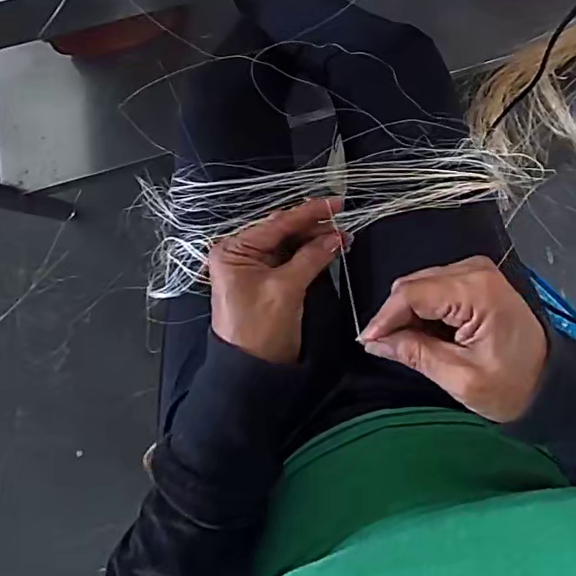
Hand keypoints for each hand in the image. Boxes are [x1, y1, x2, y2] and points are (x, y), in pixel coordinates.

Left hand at [209, 197, 345, 364]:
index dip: (307, 212)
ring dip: (312, 239)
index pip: (275, 224)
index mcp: (233, 249)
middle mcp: (238, 252)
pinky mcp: (262, 279)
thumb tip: (335, 236)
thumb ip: (310, 259)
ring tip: (340, 233)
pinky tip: (327, 246)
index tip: (333, 202)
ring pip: (286, 244)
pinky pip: (287, 259)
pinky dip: (307, 253)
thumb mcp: (286, 290)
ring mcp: (250, 266)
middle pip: (280, 231)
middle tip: (341, 217)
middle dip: (311, 225)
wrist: (250, 373)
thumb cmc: (259, 330)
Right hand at [357, 256, 546, 421]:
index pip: (412, 293)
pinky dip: (422, 309)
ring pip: (419, 284)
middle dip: (395, 315)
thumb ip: (415, 353)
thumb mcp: (461, 379)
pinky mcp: (474, 277)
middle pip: (413, 285)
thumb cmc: (515, 387)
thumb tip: (374, 342)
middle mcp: (474, 270)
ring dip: (407, 312)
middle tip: (384, 346)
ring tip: (406, 342)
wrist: (555, 387)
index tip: (368, 341)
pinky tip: (423, 331)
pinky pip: (432, 286)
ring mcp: (475, 270)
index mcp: (476, 291)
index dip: (384, 317)